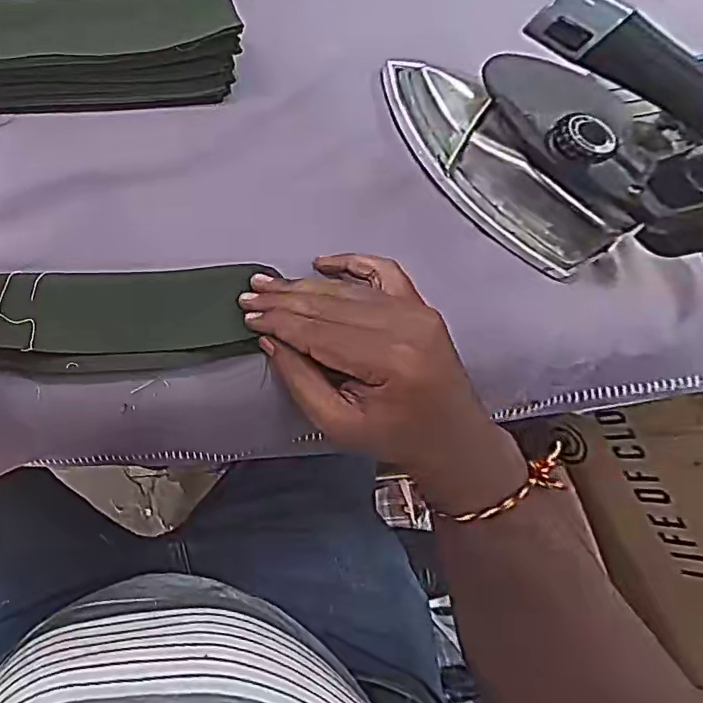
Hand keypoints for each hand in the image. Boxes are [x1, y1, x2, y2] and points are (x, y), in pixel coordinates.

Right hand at [240, 254, 523, 512]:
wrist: (452, 439)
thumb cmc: (399, 437)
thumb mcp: (338, 423)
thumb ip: (301, 380)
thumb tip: (272, 341)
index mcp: (389, 360)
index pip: (317, 331)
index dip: (278, 322)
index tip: (250, 317)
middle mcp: (407, 327)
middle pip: (328, 304)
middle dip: (282, 300)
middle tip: (249, 297)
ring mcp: (417, 312)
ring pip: (347, 289)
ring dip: (303, 285)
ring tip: (270, 284)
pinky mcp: (420, 307)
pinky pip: (383, 271)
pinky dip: (351, 262)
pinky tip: (323, 263)